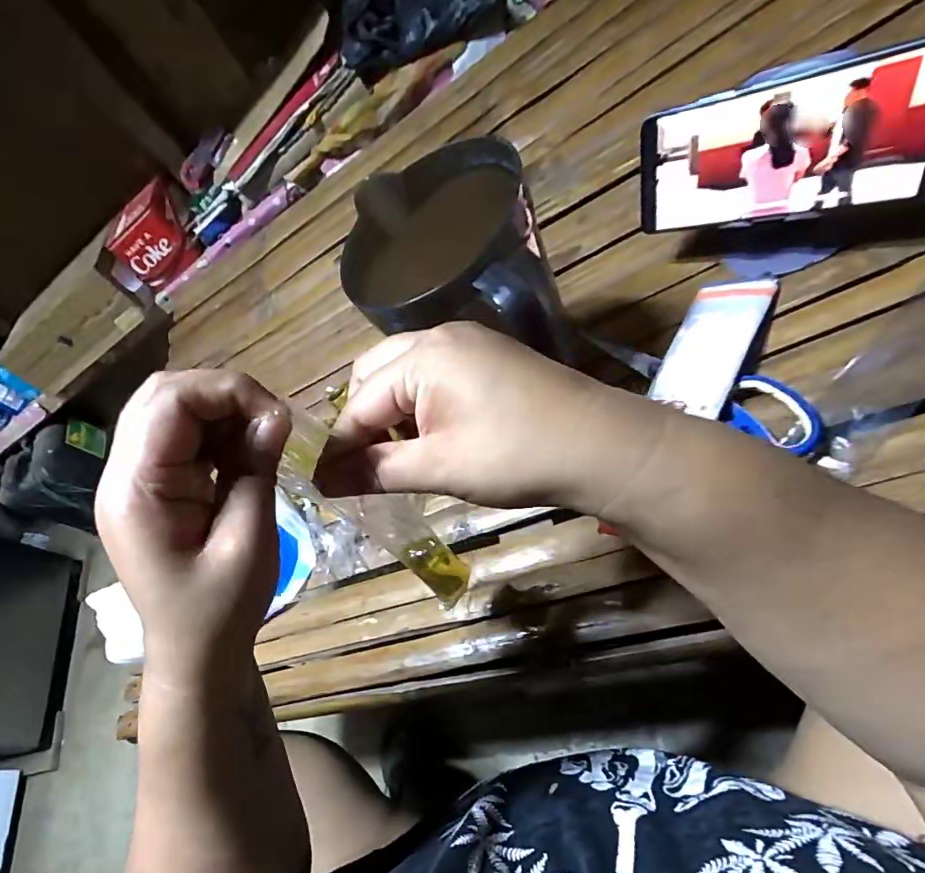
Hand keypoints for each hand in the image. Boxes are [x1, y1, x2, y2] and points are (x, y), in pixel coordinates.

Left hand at [95, 371, 290, 672]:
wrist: (194, 656)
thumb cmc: (220, 611)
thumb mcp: (249, 541)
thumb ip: (256, 470)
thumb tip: (275, 415)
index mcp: (135, 489)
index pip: (169, 401)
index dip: (228, 391)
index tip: (278, 417)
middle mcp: (120, 476)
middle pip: (161, 396)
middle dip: (222, 396)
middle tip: (270, 424)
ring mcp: (129, 483)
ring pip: (167, 412)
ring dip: (218, 413)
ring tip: (260, 439)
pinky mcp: (146, 491)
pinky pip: (174, 441)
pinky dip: (212, 435)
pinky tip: (241, 454)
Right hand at [314, 322, 671, 516]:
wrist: (604, 449)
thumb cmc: (516, 457)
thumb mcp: (438, 467)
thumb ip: (374, 471)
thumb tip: (321, 482)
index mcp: (424, 355)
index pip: (360, 403)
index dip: (339, 447)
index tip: (320, 483)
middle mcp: (439, 337)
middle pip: (372, 377)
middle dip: (361, 423)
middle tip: (362, 467)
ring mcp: (466, 345)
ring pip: (400, 376)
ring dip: (387, 416)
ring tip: (394, 458)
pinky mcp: (485, 360)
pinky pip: (429, 378)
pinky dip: (415, 409)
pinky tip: (427, 440)